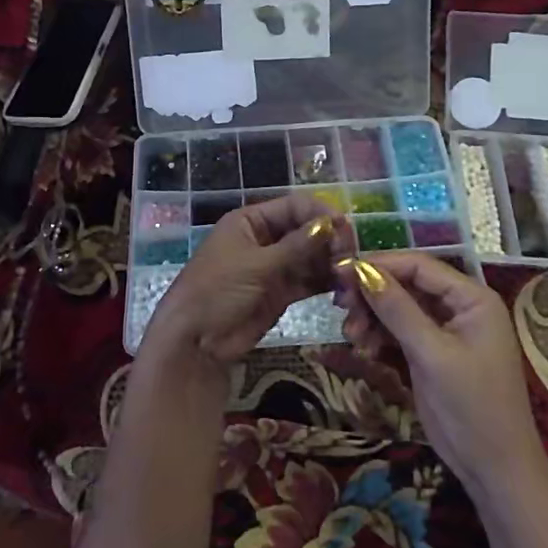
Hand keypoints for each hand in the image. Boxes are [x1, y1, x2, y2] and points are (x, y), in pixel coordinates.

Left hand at [146, 193, 350, 368]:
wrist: (196, 341)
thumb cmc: (216, 291)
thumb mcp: (256, 265)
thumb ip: (296, 246)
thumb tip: (331, 224)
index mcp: (250, 221)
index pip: (293, 206)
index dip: (320, 215)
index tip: (345, 229)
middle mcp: (264, 239)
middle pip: (306, 231)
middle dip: (330, 241)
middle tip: (350, 257)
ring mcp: (273, 267)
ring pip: (311, 257)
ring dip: (332, 263)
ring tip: (351, 274)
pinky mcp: (281, 292)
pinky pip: (309, 280)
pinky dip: (326, 282)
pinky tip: (344, 287)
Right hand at [334, 252, 547, 492]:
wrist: (493, 467)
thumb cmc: (471, 406)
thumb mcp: (431, 354)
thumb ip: (397, 309)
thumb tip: (360, 270)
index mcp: (473, 299)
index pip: (419, 266)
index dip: (379, 264)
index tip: (339, 272)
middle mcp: (460, 307)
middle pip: (406, 284)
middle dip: (372, 294)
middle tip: (340, 308)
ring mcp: (445, 330)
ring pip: (398, 307)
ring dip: (371, 317)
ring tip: (352, 337)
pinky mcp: (431, 352)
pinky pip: (398, 330)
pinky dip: (378, 336)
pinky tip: (363, 349)